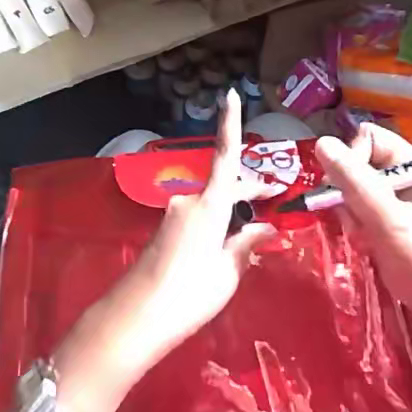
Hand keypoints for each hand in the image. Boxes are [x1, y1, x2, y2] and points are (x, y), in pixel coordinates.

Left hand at [52, 89, 278, 411]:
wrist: (137, 316)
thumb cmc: (190, 294)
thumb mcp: (228, 271)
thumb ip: (248, 245)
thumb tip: (269, 227)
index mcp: (208, 205)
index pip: (224, 156)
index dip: (229, 125)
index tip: (228, 94)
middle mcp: (188, 202)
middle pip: (224, 185)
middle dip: (249, 189)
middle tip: (274, 198)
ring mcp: (173, 216)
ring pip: (211, 204)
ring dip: (233, 211)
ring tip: (256, 231)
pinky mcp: (164, 232)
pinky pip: (198, 219)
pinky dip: (216, 224)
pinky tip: (229, 246)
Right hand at [315, 123, 411, 320]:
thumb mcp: (386, 218)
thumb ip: (354, 181)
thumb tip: (322, 142)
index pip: (369, 138)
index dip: (352, 158)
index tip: (347, 189)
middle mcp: (408, 176)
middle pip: (358, 162)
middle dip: (348, 190)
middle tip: (355, 217)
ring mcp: (399, 199)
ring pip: (354, 188)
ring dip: (350, 211)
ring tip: (362, 235)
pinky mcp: (391, 220)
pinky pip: (359, 208)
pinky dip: (355, 224)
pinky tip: (364, 242)